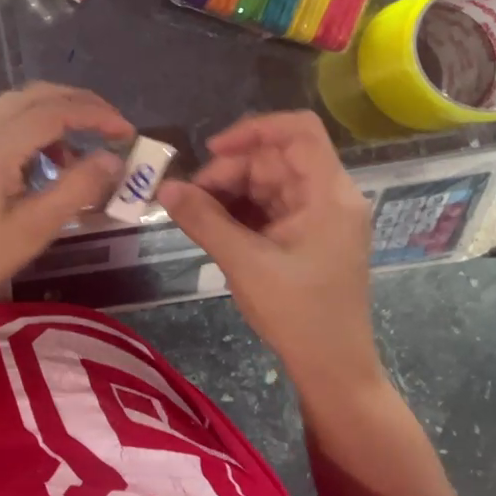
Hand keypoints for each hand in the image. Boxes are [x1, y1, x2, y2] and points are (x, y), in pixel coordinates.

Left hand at [0, 83, 131, 301]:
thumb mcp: (37, 225)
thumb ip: (78, 187)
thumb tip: (113, 159)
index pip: (52, 113)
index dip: (94, 116)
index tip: (126, 132)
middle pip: (33, 96)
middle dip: (77, 104)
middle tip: (111, 125)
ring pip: (16, 106)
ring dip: (54, 115)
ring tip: (84, 147)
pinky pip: (2, 123)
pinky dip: (32, 129)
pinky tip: (51, 160)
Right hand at [156, 111, 380, 385]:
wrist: (332, 365)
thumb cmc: (298, 313)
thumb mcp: (244, 263)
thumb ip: (203, 220)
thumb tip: (164, 188)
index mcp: (328, 195)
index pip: (298, 132)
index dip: (252, 130)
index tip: (210, 151)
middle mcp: (327, 197)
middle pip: (273, 158)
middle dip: (228, 172)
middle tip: (189, 201)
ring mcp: (316, 217)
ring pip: (265, 182)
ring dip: (227, 192)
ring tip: (195, 217)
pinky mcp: (303, 235)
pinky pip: (266, 206)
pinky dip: (236, 211)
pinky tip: (211, 228)